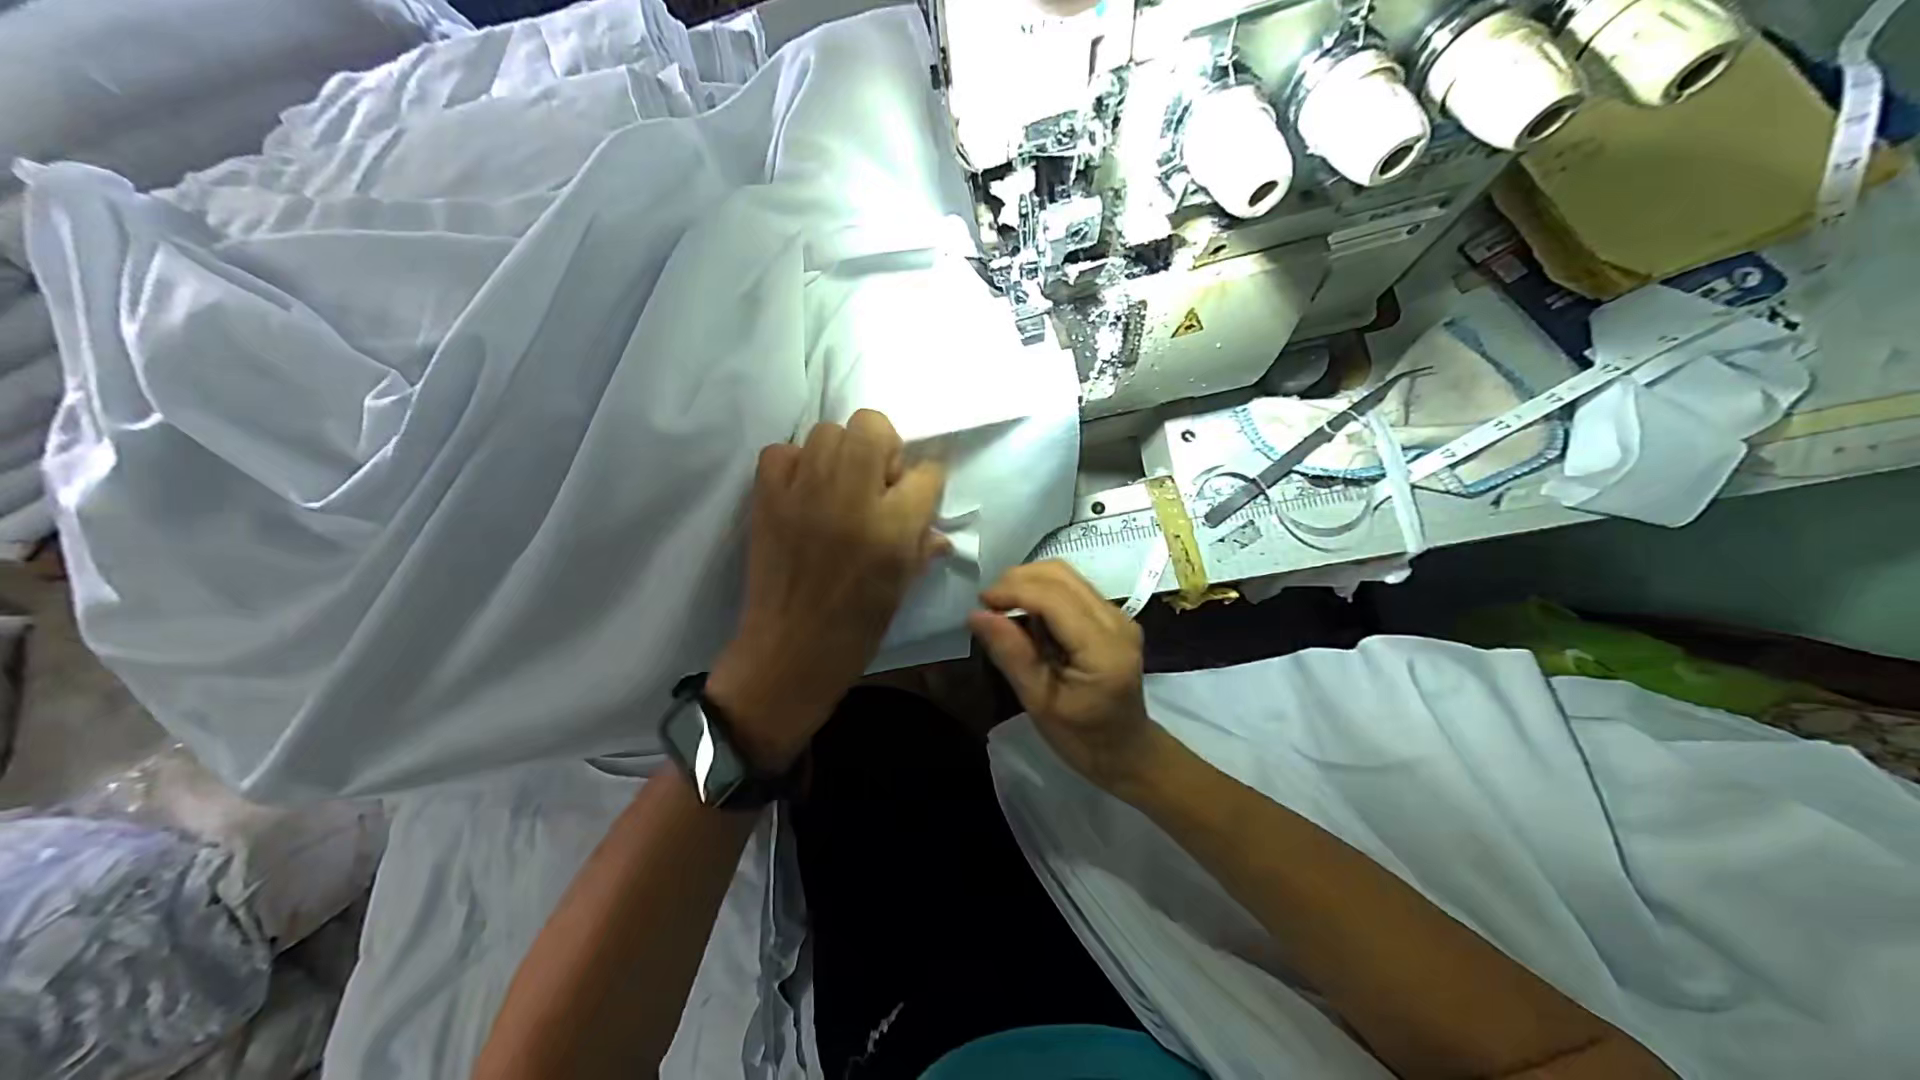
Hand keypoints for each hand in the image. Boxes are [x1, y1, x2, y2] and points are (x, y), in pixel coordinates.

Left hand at [709, 410, 946, 771]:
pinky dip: (795, 465)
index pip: (926, 471)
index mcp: (893, 525)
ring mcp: (804, 492)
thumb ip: (922, 543)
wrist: (792, 649)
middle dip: (882, 448)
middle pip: (873, 426)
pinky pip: (782, 452)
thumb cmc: (858, 625)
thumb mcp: (904, 584)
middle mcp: (851, 496)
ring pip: (828, 431)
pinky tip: (802, 493)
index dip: (924, 482)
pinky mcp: (767, 497)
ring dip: (840, 453)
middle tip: (876, 483)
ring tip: (837, 487)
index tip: (914, 496)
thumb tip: (931, 523)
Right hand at [967, 561, 1165, 797]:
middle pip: (1060, 575)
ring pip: (1066, 576)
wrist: (1126, 752)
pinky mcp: (1112, 616)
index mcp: (1103, 648)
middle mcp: (1116, 620)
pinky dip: (1042, 592)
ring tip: (1002, 609)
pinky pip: (1072, 588)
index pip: (1053, 597)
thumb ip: (1011, 654)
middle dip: (1017, 581)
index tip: (980, 604)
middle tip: (988, 605)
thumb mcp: (1039, 702)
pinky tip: (1026, 617)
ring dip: (1028, 583)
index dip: (1012, 591)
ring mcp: (1118, 615)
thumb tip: (977, 614)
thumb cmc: (1082, 738)